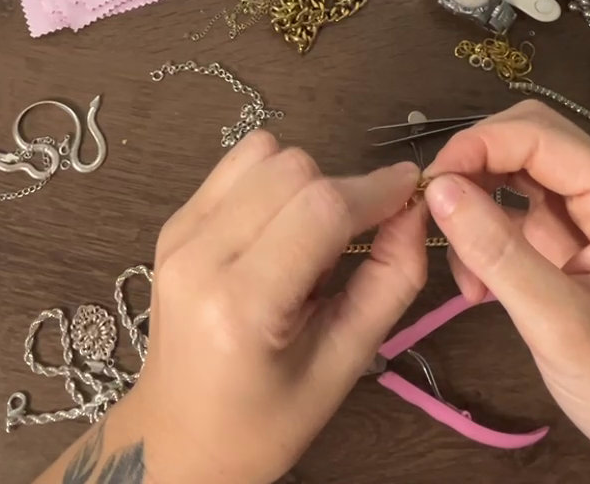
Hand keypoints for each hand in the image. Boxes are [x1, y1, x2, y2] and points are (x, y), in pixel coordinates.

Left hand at [39, 129, 427, 483]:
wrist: (177, 438)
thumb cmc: (266, 419)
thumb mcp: (343, 365)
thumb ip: (390, 282)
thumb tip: (416, 210)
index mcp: (241, 305)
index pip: (320, 210)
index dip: (376, 189)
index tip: (412, 189)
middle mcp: (199, 253)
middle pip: (291, 168)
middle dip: (340, 189)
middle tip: (351, 239)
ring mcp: (179, 231)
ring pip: (263, 152)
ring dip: (303, 180)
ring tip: (307, 238)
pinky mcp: (173, 221)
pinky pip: (236, 164)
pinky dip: (271, 179)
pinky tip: (276, 229)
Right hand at [423, 100, 589, 483]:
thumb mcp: (561, 327)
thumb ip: (498, 253)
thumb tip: (438, 188)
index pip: (544, 137)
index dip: (481, 144)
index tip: (431, 182)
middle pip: (532, 137)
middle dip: (477, 163)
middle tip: (436, 206)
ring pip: (519, 167)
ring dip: (478, 199)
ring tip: (460, 261)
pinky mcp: (575, 237)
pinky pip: (518, 207)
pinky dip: (487, 230)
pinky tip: (476, 280)